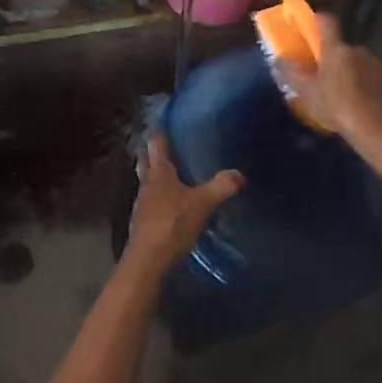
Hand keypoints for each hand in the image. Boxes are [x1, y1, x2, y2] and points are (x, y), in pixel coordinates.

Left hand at [126, 133, 242, 270]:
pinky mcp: (143, 223)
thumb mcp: (203, 203)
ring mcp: (142, 204)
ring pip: (149, 183)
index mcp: (159, 172)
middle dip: (156, 154)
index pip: (157, 144)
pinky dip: (161, 199)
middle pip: (148, 162)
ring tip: (176, 176)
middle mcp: (147, 184)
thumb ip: (221, 186)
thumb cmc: (173, 224)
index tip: (166, 121)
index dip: (161, 132)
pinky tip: (173, 205)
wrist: (148, 261)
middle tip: (171, 147)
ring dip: (158, 178)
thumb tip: (239, 174)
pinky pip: (153, 203)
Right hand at [277, 12, 381, 137]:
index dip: (316, 20)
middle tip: (318, 73)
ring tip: (336, 90)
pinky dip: (357, 79)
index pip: (326, 20)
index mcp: (335, 48)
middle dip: (328, 55)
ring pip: (352, 59)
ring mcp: (371, 62)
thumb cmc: (334, 104)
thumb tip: (278, 59)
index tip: (308, 28)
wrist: (372, 126)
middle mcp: (355, 48)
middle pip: (337, 44)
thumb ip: (291, 72)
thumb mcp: (306, 91)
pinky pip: (365, 71)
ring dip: (344, 68)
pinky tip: (352, 98)